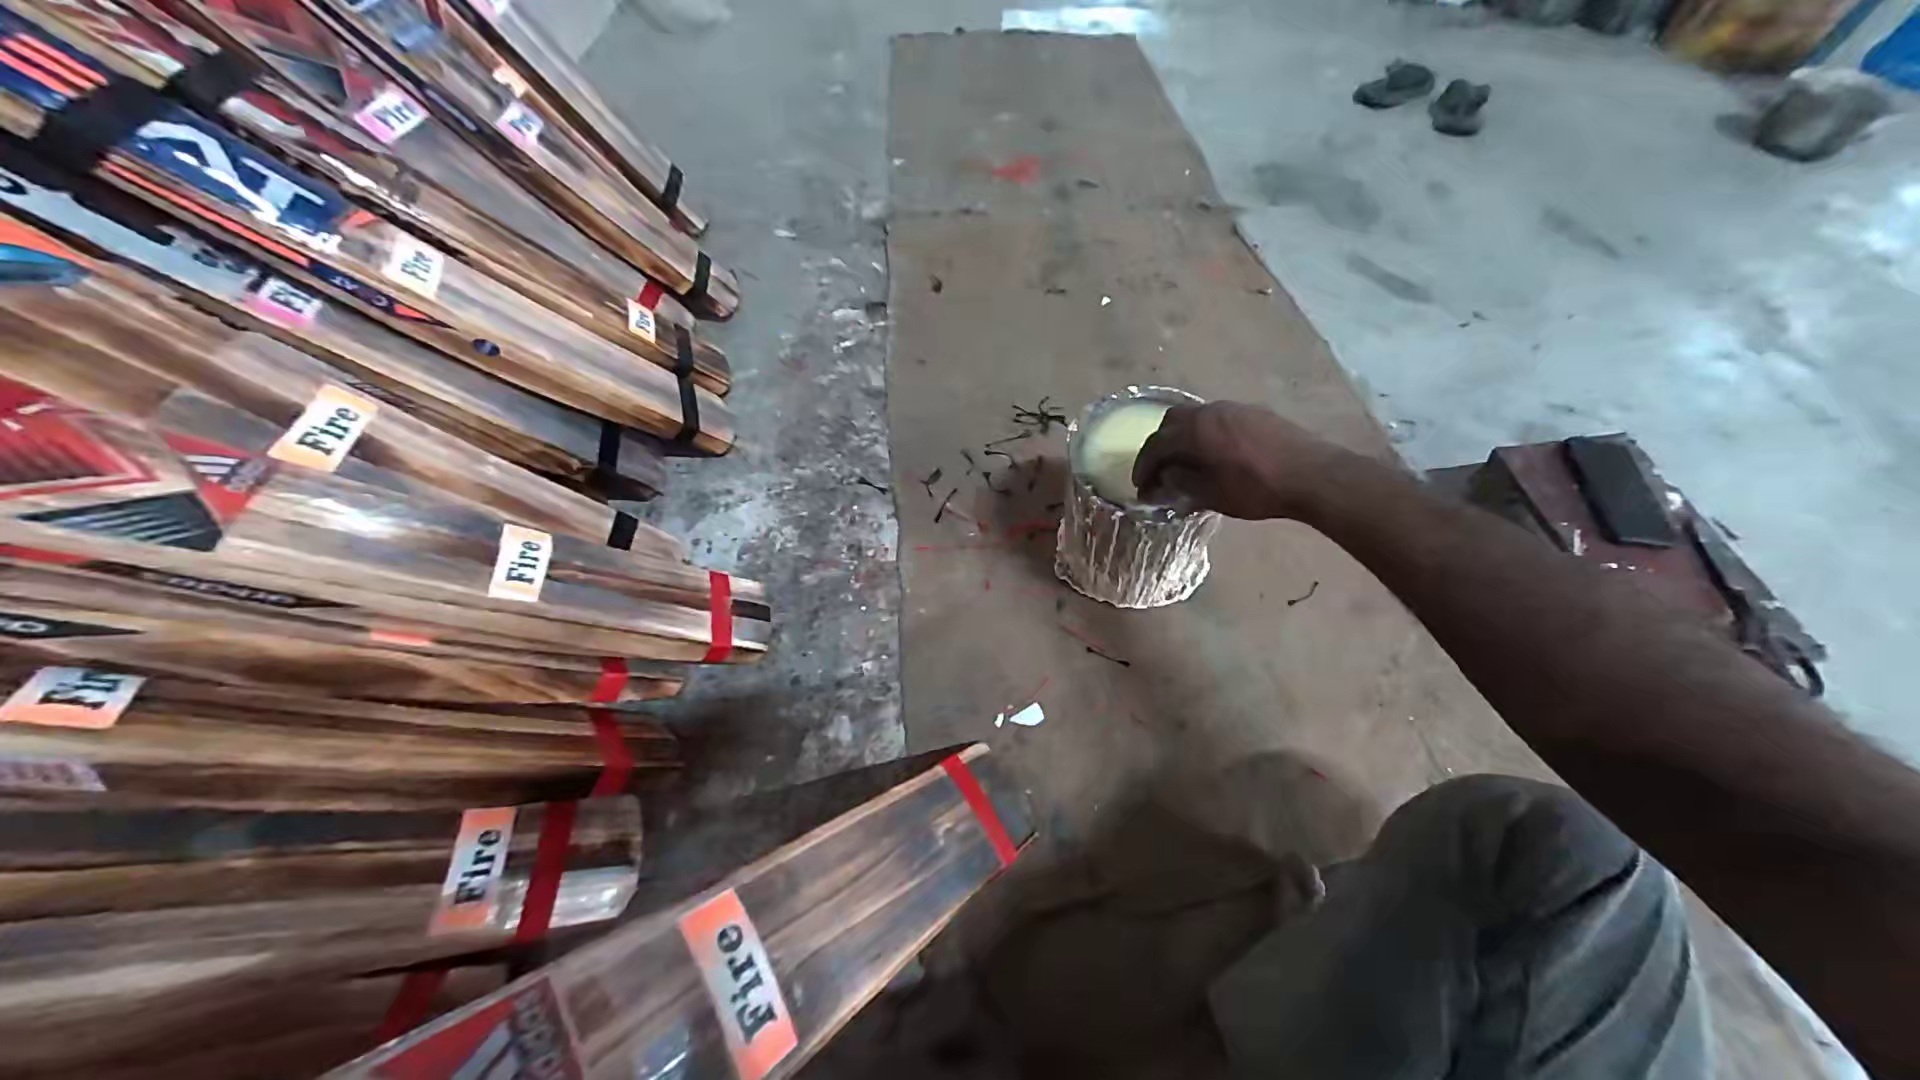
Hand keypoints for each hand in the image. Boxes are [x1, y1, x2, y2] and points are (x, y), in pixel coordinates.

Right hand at [1131, 401, 1352, 519]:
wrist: (1313, 475)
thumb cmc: (1256, 488)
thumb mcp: (1211, 494)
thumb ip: (1181, 483)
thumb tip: (1165, 480)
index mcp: (1195, 430)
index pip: (1156, 444)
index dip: (1144, 467)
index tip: (1141, 487)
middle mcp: (1211, 411)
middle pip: (1172, 423)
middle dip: (1160, 447)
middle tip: (1159, 471)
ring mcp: (1235, 409)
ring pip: (1196, 418)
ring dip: (1183, 439)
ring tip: (1185, 464)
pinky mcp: (1255, 414)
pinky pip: (1218, 420)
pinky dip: (1205, 435)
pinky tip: (1214, 456)